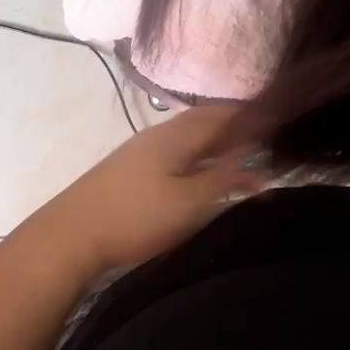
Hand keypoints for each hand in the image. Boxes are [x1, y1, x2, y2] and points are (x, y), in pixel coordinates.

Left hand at [23, 106, 264, 277]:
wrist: (71, 233)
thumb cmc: (135, 217)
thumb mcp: (188, 204)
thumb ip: (224, 180)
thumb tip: (258, 162)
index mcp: (176, 135)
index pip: (221, 115)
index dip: (250, 116)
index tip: (277, 120)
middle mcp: (159, 133)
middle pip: (202, 119)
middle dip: (233, 123)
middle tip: (263, 134)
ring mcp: (141, 148)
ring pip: (187, 133)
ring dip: (215, 138)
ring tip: (239, 151)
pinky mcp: (131, 167)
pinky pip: (175, 147)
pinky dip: (197, 150)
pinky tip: (200, 168)